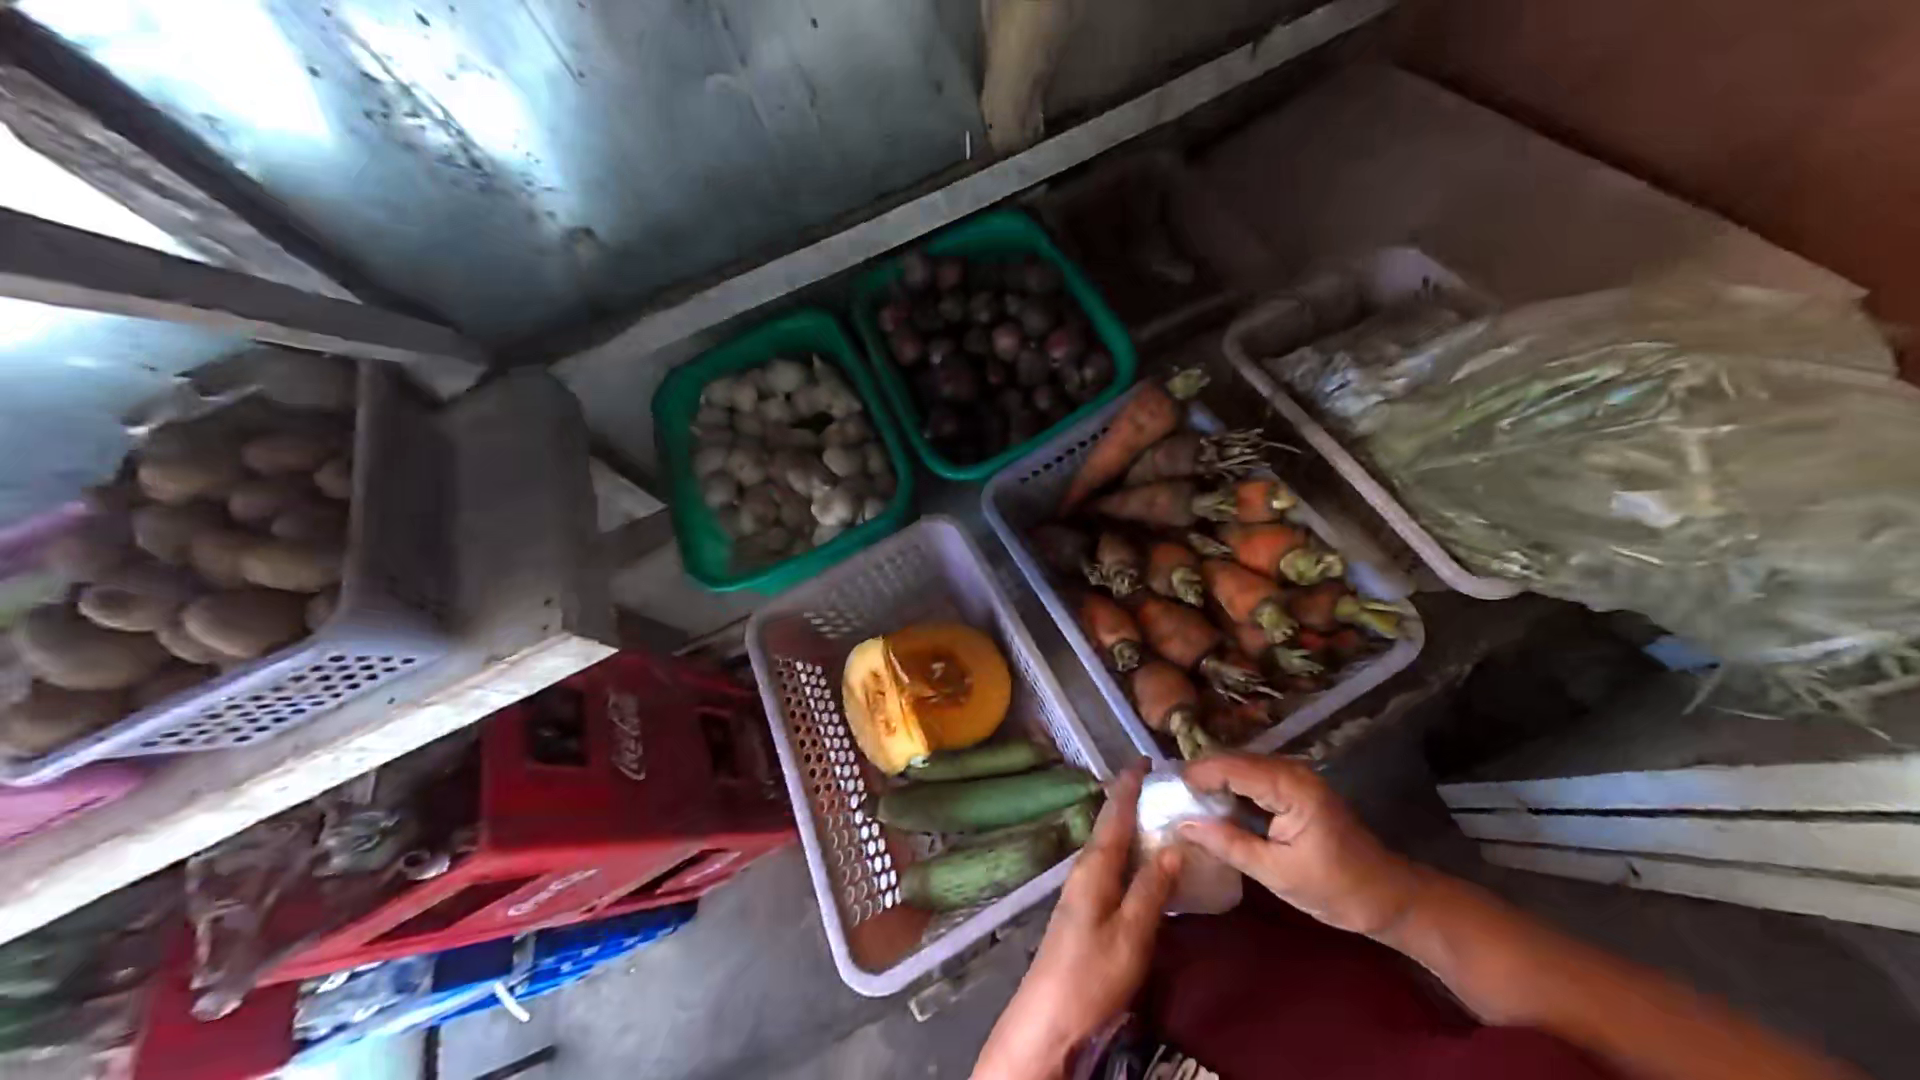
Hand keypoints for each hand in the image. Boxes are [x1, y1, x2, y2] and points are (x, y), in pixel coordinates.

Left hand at [972, 764, 1180, 1079]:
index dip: (1128, 785)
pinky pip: (1108, 864)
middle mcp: (1084, 868)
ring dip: (1127, 824)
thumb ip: (1151, 888)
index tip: (1143, 759)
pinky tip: (1139, 858)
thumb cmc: (1092, 972)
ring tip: (1154, 811)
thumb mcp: (1131, 932)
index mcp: (1094, 865)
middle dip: (1128, 800)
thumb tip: (1172, 842)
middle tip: (1158, 783)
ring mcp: (1080, 888)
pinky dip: (1125, 850)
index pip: (1113, 813)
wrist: (1048, 1016)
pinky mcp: (1083, 907)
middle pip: (1108, 824)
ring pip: (1107, 844)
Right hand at [1178, 754, 1421, 936]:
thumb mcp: (1276, 873)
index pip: (1230, 767)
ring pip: (1239, 767)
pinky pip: (1252, 778)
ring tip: (1181, 800)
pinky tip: (1211, 805)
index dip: (1195, 775)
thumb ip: (1228, 844)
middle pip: (1232, 761)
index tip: (1164, 790)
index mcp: (1290, 785)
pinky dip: (1229, 789)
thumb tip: (1181, 825)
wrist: (1390, 900)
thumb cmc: (1337, 890)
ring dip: (1212, 781)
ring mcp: (1294, 776)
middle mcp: (1291, 770)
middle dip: (1198, 775)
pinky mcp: (1294, 788)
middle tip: (1167, 795)